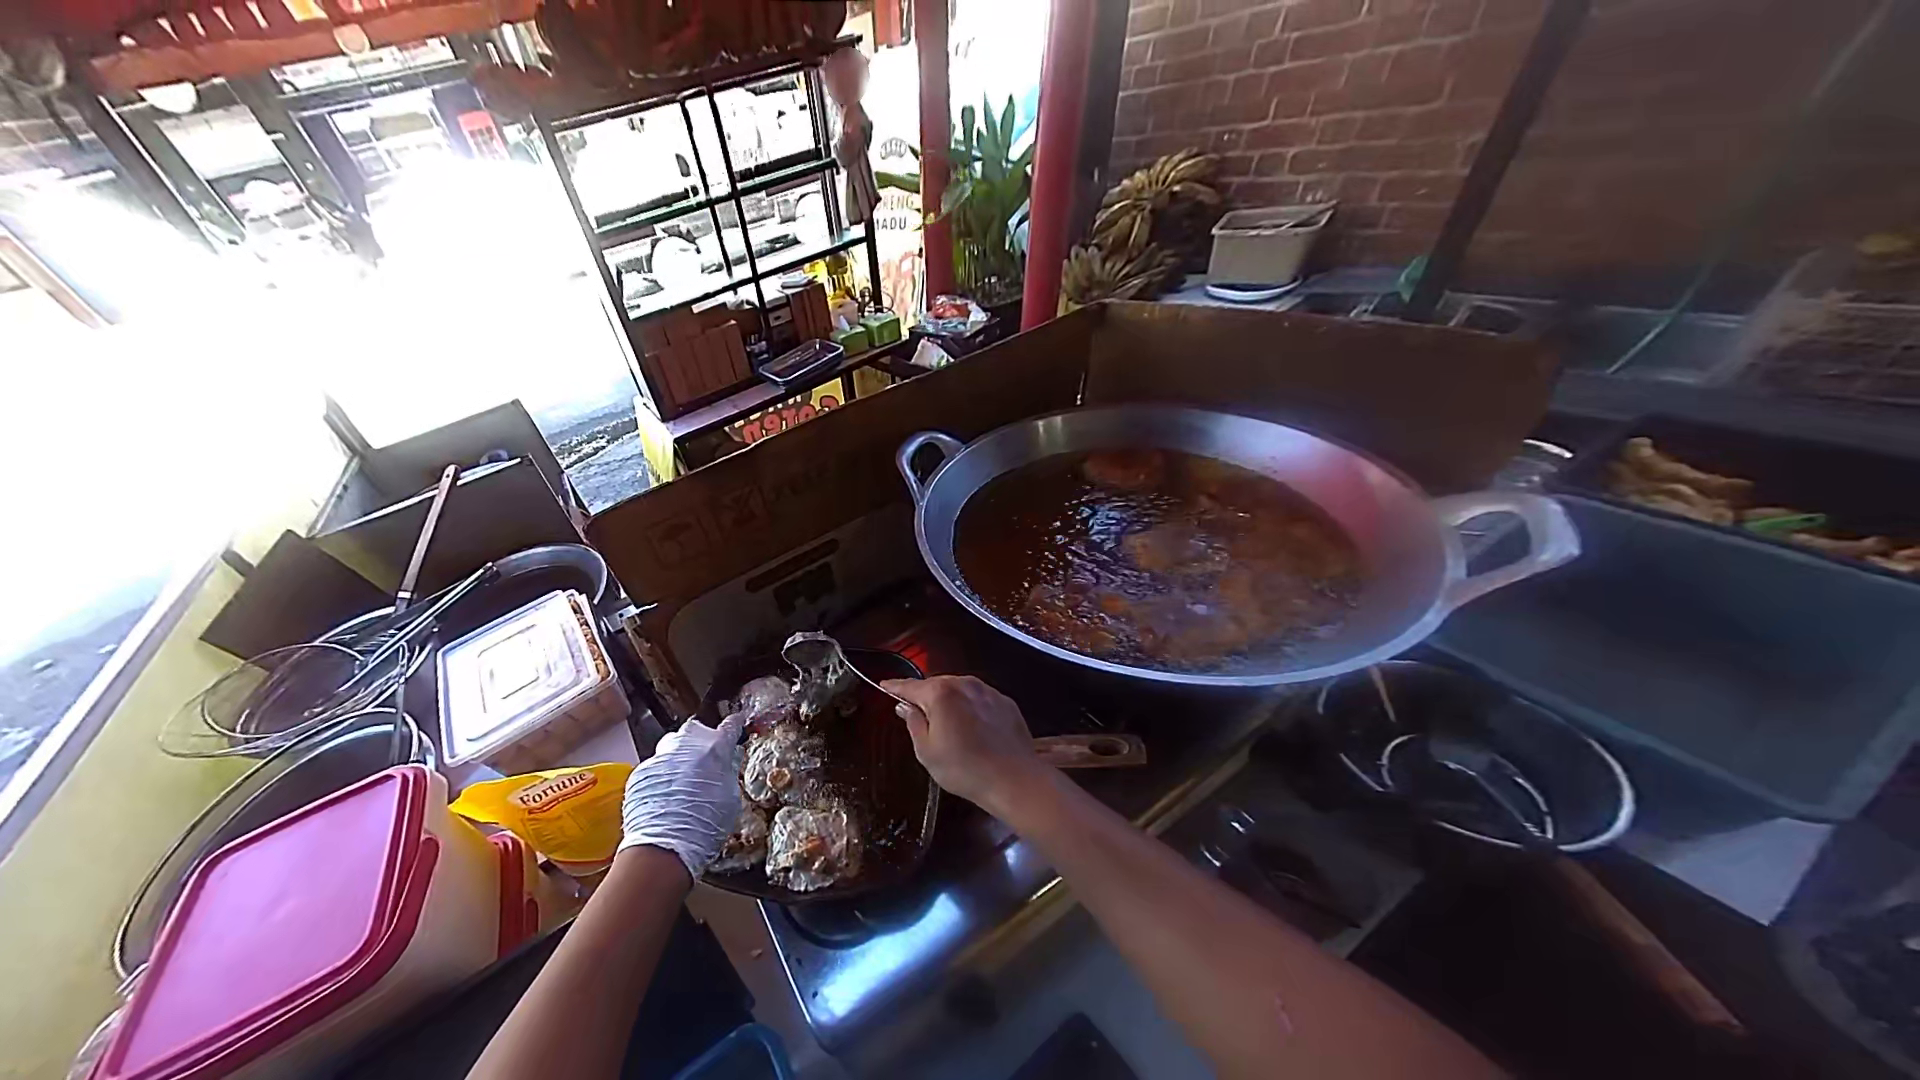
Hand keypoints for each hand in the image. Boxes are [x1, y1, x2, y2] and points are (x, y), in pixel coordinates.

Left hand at [617, 713, 745, 880]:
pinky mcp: (639, 773)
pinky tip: (663, 796)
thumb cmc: (704, 825)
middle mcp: (687, 744)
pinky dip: (660, 777)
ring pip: (671, 747)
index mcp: (716, 747)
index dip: (734, 726)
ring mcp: (660, 757)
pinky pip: (654, 767)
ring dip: (678, 757)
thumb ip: (728, 772)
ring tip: (681, 780)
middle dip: (700, 740)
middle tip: (704, 760)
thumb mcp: (731, 797)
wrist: (663, 847)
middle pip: (695, 730)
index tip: (736, 725)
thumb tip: (727, 764)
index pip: (730, 725)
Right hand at [880, 675, 1051, 817]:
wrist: (1014, 779)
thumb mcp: (927, 751)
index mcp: (940, 693)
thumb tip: (906, 707)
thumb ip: (913, 723)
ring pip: (959, 690)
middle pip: (936, 685)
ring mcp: (988, 691)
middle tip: (915, 713)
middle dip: (925, 696)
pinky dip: (970, 708)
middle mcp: (965, 684)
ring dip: (949, 701)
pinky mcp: (1005, 702)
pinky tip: (971, 728)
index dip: (895, 686)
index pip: (910, 686)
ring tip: (945, 724)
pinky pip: (979, 699)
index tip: (885, 685)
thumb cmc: (965, 769)